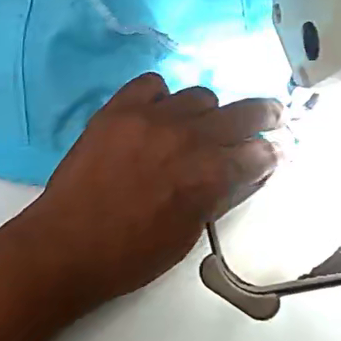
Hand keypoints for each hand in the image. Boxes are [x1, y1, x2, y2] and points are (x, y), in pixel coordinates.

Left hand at [7, 74, 281, 307]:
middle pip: (242, 113)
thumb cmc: (130, 255)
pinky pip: (152, 84)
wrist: (65, 246)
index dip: (271, 153)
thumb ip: (218, 197)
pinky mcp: (117, 110)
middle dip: (263, 117)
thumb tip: (240, 174)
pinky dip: (162, 97)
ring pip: (199, 95)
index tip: (275, 152)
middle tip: (270, 117)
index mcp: (209, 175)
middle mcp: (187, 137)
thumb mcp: (187, 235)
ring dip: (208, 112)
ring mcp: (150, 118)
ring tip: (200, 126)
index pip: (258, 153)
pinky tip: (159, 114)